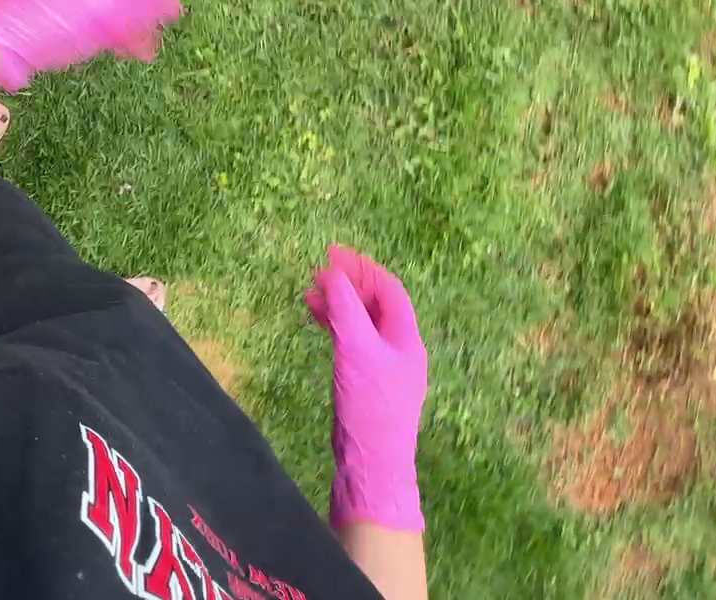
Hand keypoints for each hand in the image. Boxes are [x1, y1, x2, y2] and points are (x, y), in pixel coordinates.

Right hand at [305, 245, 427, 532]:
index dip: (362, 267)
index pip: (388, 289)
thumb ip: (344, 307)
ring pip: (362, 322)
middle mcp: (399, 348)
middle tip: (318, 269)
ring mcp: (384, 366)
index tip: (332, 253)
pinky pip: (353, 341)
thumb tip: (332, 273)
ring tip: (310, 292)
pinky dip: (336, 325)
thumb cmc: (369, 402)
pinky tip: (317, 320)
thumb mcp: (355, 348)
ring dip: (339, 303)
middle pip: (375, 303)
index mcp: (405, 338)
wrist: (372, 462)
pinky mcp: (367, 381)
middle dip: (348, 283)